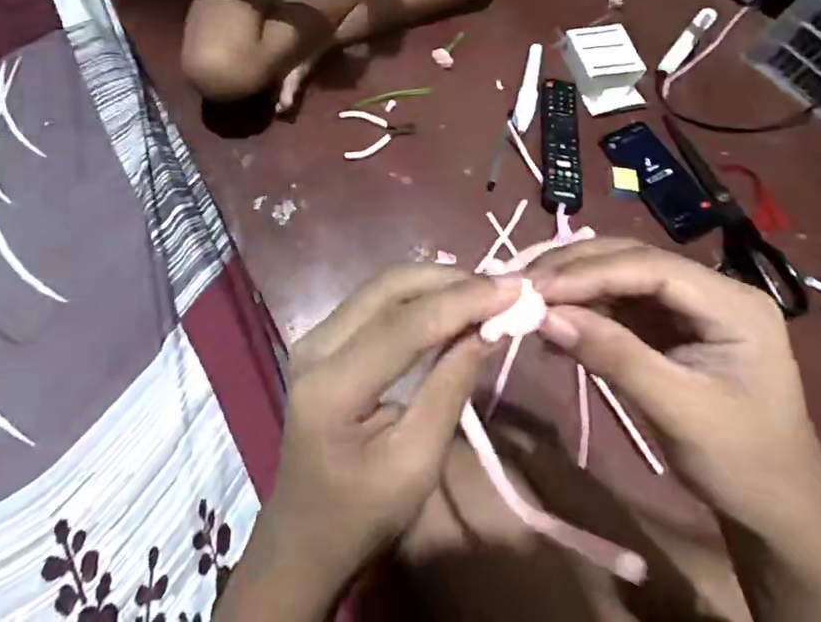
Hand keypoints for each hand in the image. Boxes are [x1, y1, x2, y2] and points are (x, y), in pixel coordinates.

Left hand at [219, 267, 517, 619]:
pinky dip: (420, 294)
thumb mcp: (418, 462)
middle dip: (452, 281)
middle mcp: (314, 348)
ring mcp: (313, 338)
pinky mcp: (323, 338)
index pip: (405, 324)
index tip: (516, 289)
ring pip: (384, 285)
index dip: (463, 300)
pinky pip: (376, 299)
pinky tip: (452, 301)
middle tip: (504, 288)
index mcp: (331, 388)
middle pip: (390, 288)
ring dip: (438, 282)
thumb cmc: (364, 514)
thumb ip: (452, 386)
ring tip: (486, 291)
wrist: (304, 539)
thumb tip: (495, 327)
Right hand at [530, 240, 820, 528]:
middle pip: (636, 261)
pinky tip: (556, 323)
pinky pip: (624, 307)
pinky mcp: (675, 329)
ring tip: (530, 299)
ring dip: (577, 287)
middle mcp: (714, 291)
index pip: (653, 267)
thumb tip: (547, 317)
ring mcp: (693, 308)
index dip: (592, 271)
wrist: (777, 514)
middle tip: (524, 284)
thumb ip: (614, 356)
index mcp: (733, 302)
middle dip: (579, 269)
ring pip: (625, 279)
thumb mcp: (678, 410)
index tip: (539, 287)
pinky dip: (588, 311)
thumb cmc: (741, 464)